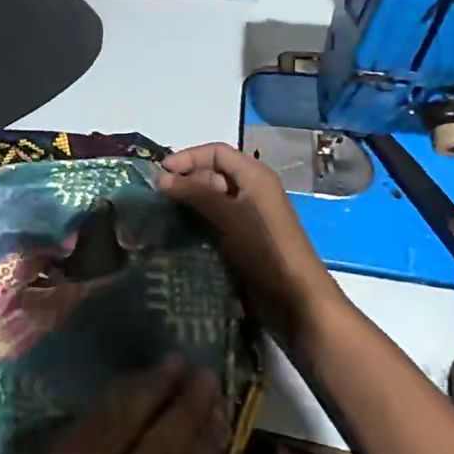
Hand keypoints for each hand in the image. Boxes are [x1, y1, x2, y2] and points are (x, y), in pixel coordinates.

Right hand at [158, 143, 342, 341]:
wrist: (295, 301)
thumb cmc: (264, 249)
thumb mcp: (228, 216)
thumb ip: (195, 193)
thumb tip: (162, 178)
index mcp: (255, 176)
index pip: (217, 152)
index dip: (189, 157)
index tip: (160, 173)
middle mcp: (253, 191)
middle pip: (214, 174)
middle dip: (186, 181)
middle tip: (157, 198)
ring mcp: (249, 218)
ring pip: (213, 200)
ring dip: (189, 204)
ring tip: (161, 216)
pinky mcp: (244, 242)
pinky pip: (216, 223)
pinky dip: (197, 224)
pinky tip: (178, 235)